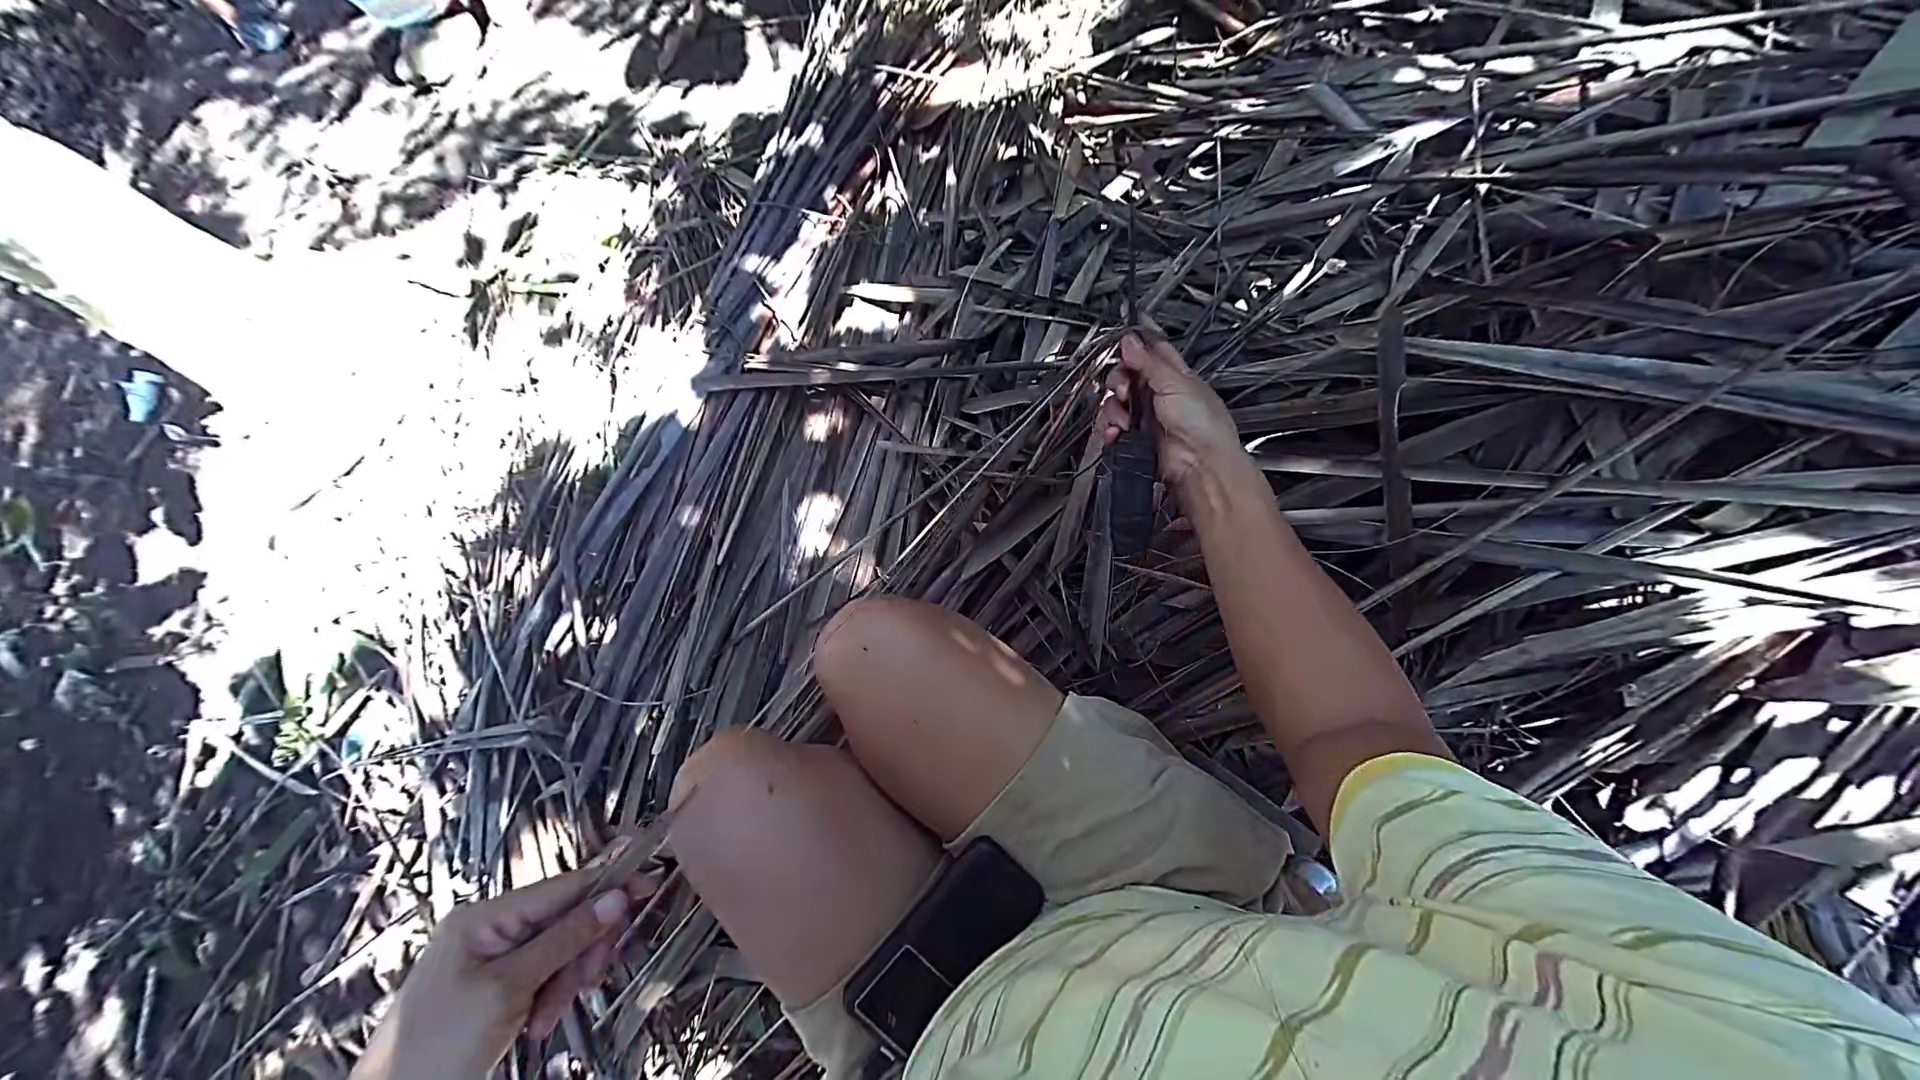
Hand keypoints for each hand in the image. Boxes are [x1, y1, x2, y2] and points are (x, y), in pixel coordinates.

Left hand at [350, 852, 653, 1079]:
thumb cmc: (434, 1051)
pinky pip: (543, 973)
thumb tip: (615, 899)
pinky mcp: (495, 984)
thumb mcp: (508, 990)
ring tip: (547, 1016)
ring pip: (559, 949)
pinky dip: (550, 995)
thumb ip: (566, 939)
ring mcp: (491, 957)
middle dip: (580, 951)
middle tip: (588, 979)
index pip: (563, 887)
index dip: (608, 887)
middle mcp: (488, 928)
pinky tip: (537, 1021)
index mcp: (483, 917)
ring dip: (564, 981)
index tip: (647, 885)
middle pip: (565, 918)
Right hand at [1097, 332, 1243, 491]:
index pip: (1150, 350)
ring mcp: (1146, 415)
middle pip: (1125, 376)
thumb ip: (1149, 361)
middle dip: (1118, 380)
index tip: (1120, 344)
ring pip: (1115, 401)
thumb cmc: (1203, 424)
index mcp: (1173, 374)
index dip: (1134, 345)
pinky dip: (1110, 428)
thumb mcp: (1176, 382)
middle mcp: (1158, 393)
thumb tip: (1130, 340)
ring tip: (1124, 417)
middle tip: (1123, 388)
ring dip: (1113, 408)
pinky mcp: (1137, 436)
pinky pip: (1113, 426)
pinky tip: (1118, 431)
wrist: (1200, 462)